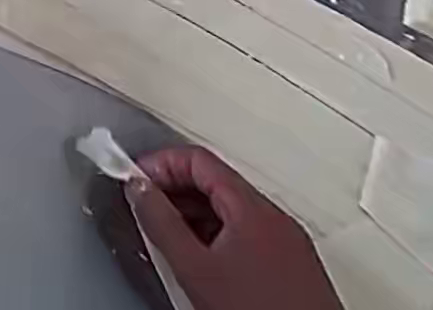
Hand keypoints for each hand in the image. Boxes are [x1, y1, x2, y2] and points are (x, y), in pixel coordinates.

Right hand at [126, 147, 342, 309]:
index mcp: (255, 210)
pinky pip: (247, 235)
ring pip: (230, 210)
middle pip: (215, 182)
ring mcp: (290, 246)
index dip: (162, 163)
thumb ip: (160, 221)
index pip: (199, 160)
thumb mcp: (194, 269)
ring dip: (194, 214)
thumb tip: (139, 188)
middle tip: (146, 204)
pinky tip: (202, 263)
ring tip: (168, 236)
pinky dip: (217, 236)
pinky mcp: (295, 272)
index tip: (137, 178)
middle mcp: (277, 220)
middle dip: (175, 189)